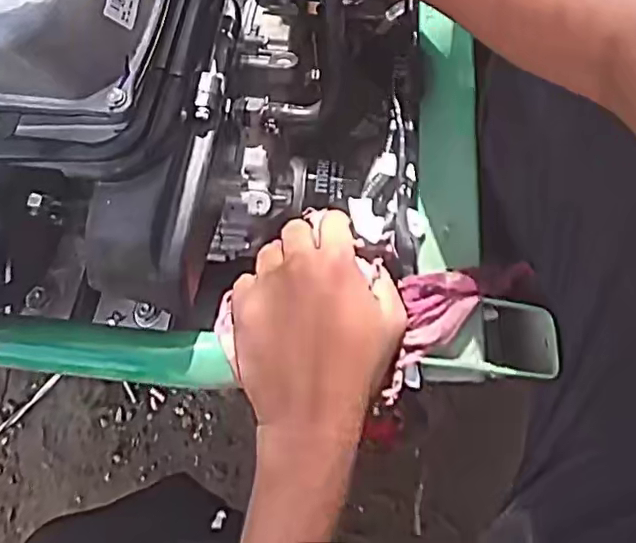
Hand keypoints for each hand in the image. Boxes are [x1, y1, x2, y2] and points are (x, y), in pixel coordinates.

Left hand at [230, 210, 406, 441]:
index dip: (337, 230)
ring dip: (281, 263)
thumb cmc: (353, 374)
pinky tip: (271, 308)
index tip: (338, 241)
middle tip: (315, 266)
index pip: (332, 218)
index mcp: (335, 262)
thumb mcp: (392, 322)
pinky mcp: (243, 304)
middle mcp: (298, 264)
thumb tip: (370, 267)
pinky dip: (257, 288)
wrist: (310, 416)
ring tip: (291, 290)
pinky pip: (246, 279)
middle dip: (307, 241)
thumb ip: (382, 280)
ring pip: (269, 251)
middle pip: (296, 227)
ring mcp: (266, 282)